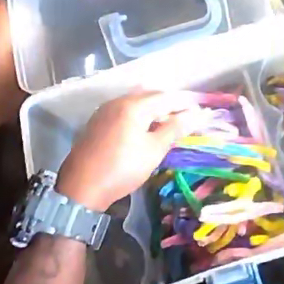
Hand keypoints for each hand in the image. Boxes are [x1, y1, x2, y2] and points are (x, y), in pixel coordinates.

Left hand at [56, 92, 200, 210]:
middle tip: (187, 117)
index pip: (167, 97)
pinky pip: (124, 111)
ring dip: (154, 109)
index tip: (202, 111)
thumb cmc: (122, 168)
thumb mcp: (154, 150)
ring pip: (136, 102)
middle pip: (150, 96)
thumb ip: (175, 128)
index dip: (186, 103)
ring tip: (168, 123)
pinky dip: (138, 115)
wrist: (81, 187)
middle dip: (170, 104)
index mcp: (134, 105)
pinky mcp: (97, 122)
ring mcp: (105, 110)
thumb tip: (197, 114)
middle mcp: (118, 101)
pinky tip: (144, 129)